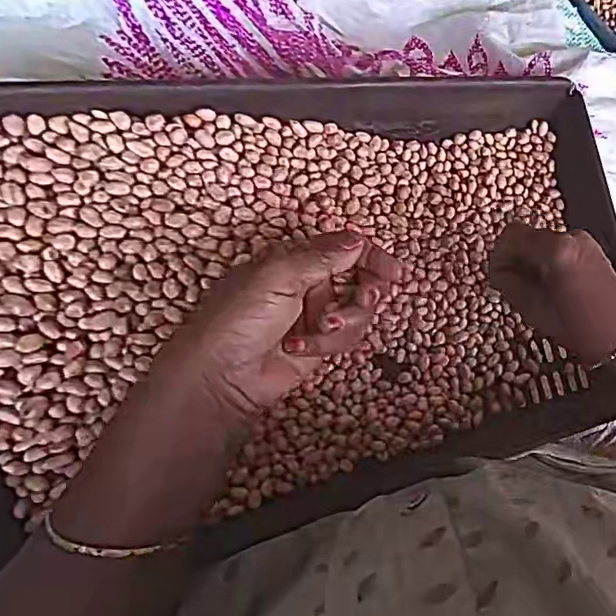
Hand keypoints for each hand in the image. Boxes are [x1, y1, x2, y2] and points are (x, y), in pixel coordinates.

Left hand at [150, 232, 399, 421]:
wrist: (221, 375)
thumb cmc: (236, 320)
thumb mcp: (278, 277)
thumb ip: (322, 257)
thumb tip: (358, 240)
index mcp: (296, 259)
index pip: (346, 249)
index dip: (373, 258)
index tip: (395, 273)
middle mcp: (310, 284)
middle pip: (361, 281)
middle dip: (365, 293)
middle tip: (364, 301)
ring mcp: (316, 315)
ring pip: (359, 312)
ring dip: (344, 322)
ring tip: (321, 329)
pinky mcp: (321, 343)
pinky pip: (347, 338)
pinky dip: (328, 344)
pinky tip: (300, 347)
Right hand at [488, 222, 615, 362]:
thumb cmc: (579, 328)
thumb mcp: (534, 309)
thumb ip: (509, 282)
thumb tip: (497, 269)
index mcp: (556, 250)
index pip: (512, 236)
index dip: (499, 255)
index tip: (496, 273)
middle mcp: (571, 237)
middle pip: (527, 234)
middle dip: (515, 255)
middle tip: (509, 281)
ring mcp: (584, 240)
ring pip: (542, 239)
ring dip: (531, 257)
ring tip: (533, 287)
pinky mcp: (591, 248)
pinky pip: (559, 246)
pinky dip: (548, 259)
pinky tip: (550, 283)